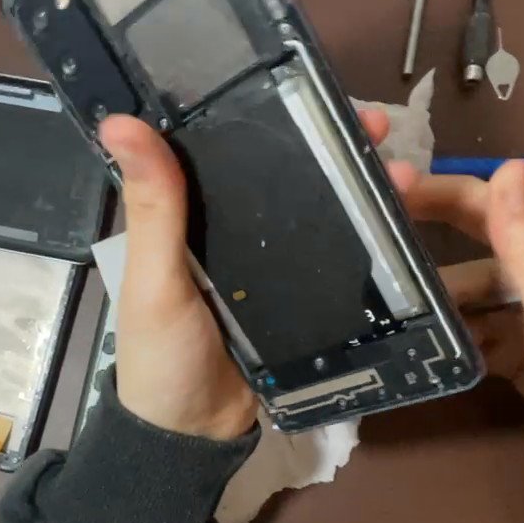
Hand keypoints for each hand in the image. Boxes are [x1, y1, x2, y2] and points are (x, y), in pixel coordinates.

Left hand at [98, 110, 396, 442]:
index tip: (305, 87)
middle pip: (282, 176)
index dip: (262, 114)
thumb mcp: (156, 281)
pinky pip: (328, 262)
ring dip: (356, 188)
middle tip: (376, 128)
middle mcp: (227, 232)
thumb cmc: (162, 357)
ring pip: (314, 214)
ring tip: (402, 174)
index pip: (225, 150)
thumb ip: (153, 209)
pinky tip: (395, 222)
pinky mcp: (293, 300)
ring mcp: (263, 268)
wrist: (193, 435)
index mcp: (186, 218)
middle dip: (330, 147)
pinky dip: (360, 241)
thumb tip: (121, 122)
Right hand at [385, 160, 523, 464]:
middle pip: (468, 248)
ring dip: (431, 300)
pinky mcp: (520, 345)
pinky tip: (416, 341)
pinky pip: (474, 330)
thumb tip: (506, 168)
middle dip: (420, 246)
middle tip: (361, 252)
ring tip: (377, 308)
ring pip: (466, 294)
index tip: (380, 187)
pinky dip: (450, 334)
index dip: (433, 192)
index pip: (486, 204)